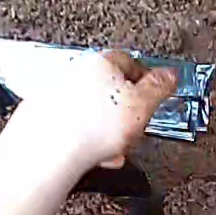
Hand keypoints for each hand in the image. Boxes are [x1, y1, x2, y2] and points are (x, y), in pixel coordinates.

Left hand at [9, 50, 178, 169]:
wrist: (50, 150)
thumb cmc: (92, 126)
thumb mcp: (143, 105)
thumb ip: (160, 87)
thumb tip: (170, 75)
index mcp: (101, 62)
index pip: (131, 61)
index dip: (146, 80)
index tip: (155, 94)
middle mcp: (76, 71)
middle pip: (111, 87)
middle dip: (126, 110)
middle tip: (134, 126)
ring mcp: (57, 93)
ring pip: (94, 109)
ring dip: (107, 128)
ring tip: (114, 147)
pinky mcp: (45, 115)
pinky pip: (76, 124)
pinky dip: (87, 137)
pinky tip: (95, 153)